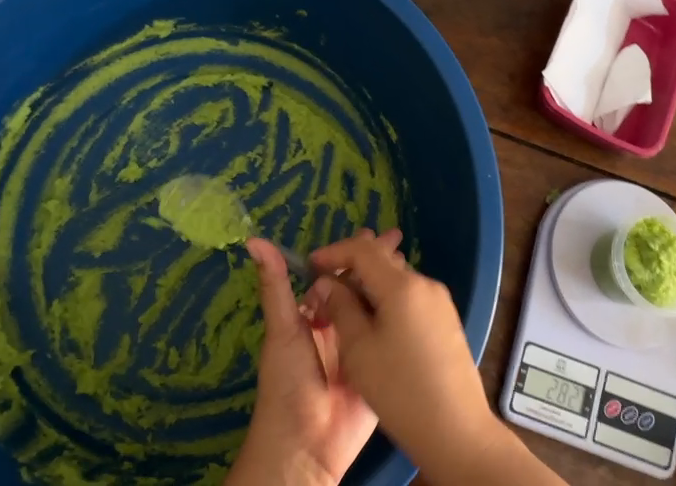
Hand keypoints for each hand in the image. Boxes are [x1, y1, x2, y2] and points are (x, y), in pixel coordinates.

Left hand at [225, 232, 399, 485]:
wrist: (307, 442)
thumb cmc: (288, 381)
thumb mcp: (282, 329)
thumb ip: (276, 285)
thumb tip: (254, 240)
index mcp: (313, 317)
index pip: (334, 277)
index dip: (351, 255)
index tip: (370, 233)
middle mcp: (338, 328)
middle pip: (360, 289)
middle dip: (376, 265)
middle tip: (396, 239)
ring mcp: (362, 348)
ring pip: (378, 309)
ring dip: (392, 285)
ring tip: (409, 262)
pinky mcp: (380, 368)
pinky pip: (392, 338)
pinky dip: (404, 318)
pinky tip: (420, 298)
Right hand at [304, 233, 499, 474]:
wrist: (457, 431)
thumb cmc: (400, 391)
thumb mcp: (359, 350)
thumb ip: (340, 308)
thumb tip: (328, 283)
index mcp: (403, 286)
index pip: (363, 249)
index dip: (333, 252)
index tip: (310, 266)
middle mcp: (425, 284)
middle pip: (381, 261)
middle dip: (350, 271)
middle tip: (325, 294)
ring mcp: (440, 302)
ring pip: (395, 281)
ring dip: (368, 288)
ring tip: (345, 313)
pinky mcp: (447, 321)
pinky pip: (409, 298)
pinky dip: (386, 302)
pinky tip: (374, 328)